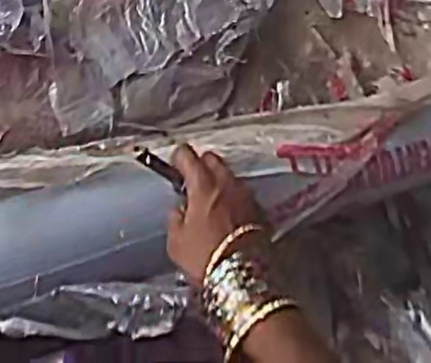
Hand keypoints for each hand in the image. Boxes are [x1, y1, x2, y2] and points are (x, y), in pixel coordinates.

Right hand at [166, 143, 265, 285]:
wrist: (245, 276)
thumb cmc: (205, 257)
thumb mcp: (176, 242)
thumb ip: (175, 217)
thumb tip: (180, 207)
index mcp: (202, 183)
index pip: (186, 154)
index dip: (178, 157)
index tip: (174, 167)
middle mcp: (224, 179)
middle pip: (210, 158)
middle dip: (199, 165)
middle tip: (192, 184)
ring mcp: (243, 190)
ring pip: (227, 173)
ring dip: (217, 180)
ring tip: (210, 201)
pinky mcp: (256, 203)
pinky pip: (239, 190)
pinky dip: (230, 195)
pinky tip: (226, 213)